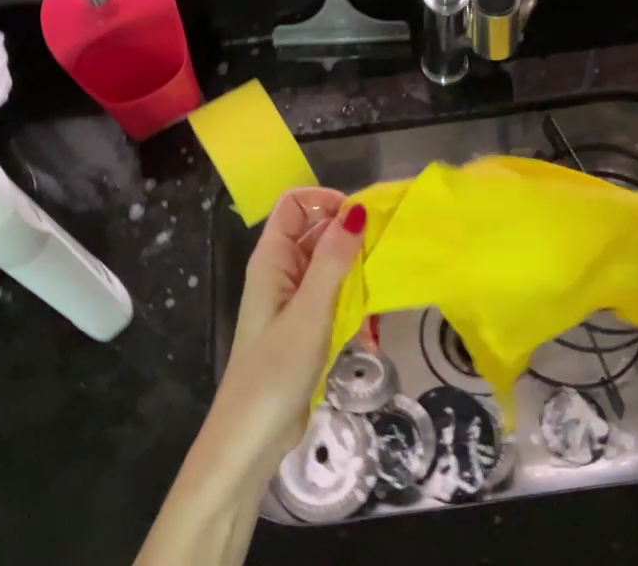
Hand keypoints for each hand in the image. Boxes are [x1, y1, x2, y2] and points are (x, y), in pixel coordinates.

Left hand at [212, 187, 366, 473]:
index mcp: (271, 258)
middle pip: (316, 232)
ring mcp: (293, 299)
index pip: (296, 204)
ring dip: (355, 271)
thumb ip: (334, 259)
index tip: (361, 221)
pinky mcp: (305, 325)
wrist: (252, 435)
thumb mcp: (311, 311)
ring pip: (328, 265)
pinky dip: (352, 299)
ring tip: (381, 288)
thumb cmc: (276, 368)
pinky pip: (332, 295)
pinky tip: (372, 321)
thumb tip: (356, 209)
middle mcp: (281, 271)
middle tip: (384, 254)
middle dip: (349, 236)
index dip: (326, 202)